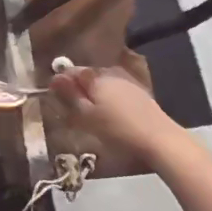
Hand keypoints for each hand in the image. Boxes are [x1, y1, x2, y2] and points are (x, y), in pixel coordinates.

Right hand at [48, 64, 180, 161]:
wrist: (158, 139)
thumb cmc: (116, 128)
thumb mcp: (86, 115)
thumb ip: (70, 95)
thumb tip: (55, 78)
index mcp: (96, 77)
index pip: (72, 71)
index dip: (60, 81)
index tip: (53, 95)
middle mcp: (112, 74)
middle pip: (88, 75)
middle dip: (77, 87)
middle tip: (69, 106)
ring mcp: (128, 82)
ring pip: (102, 83)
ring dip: (92, 93)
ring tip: (87, 111)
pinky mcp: (139, 94)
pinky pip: (114, 90)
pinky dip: (106, 98)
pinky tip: (107, 113)